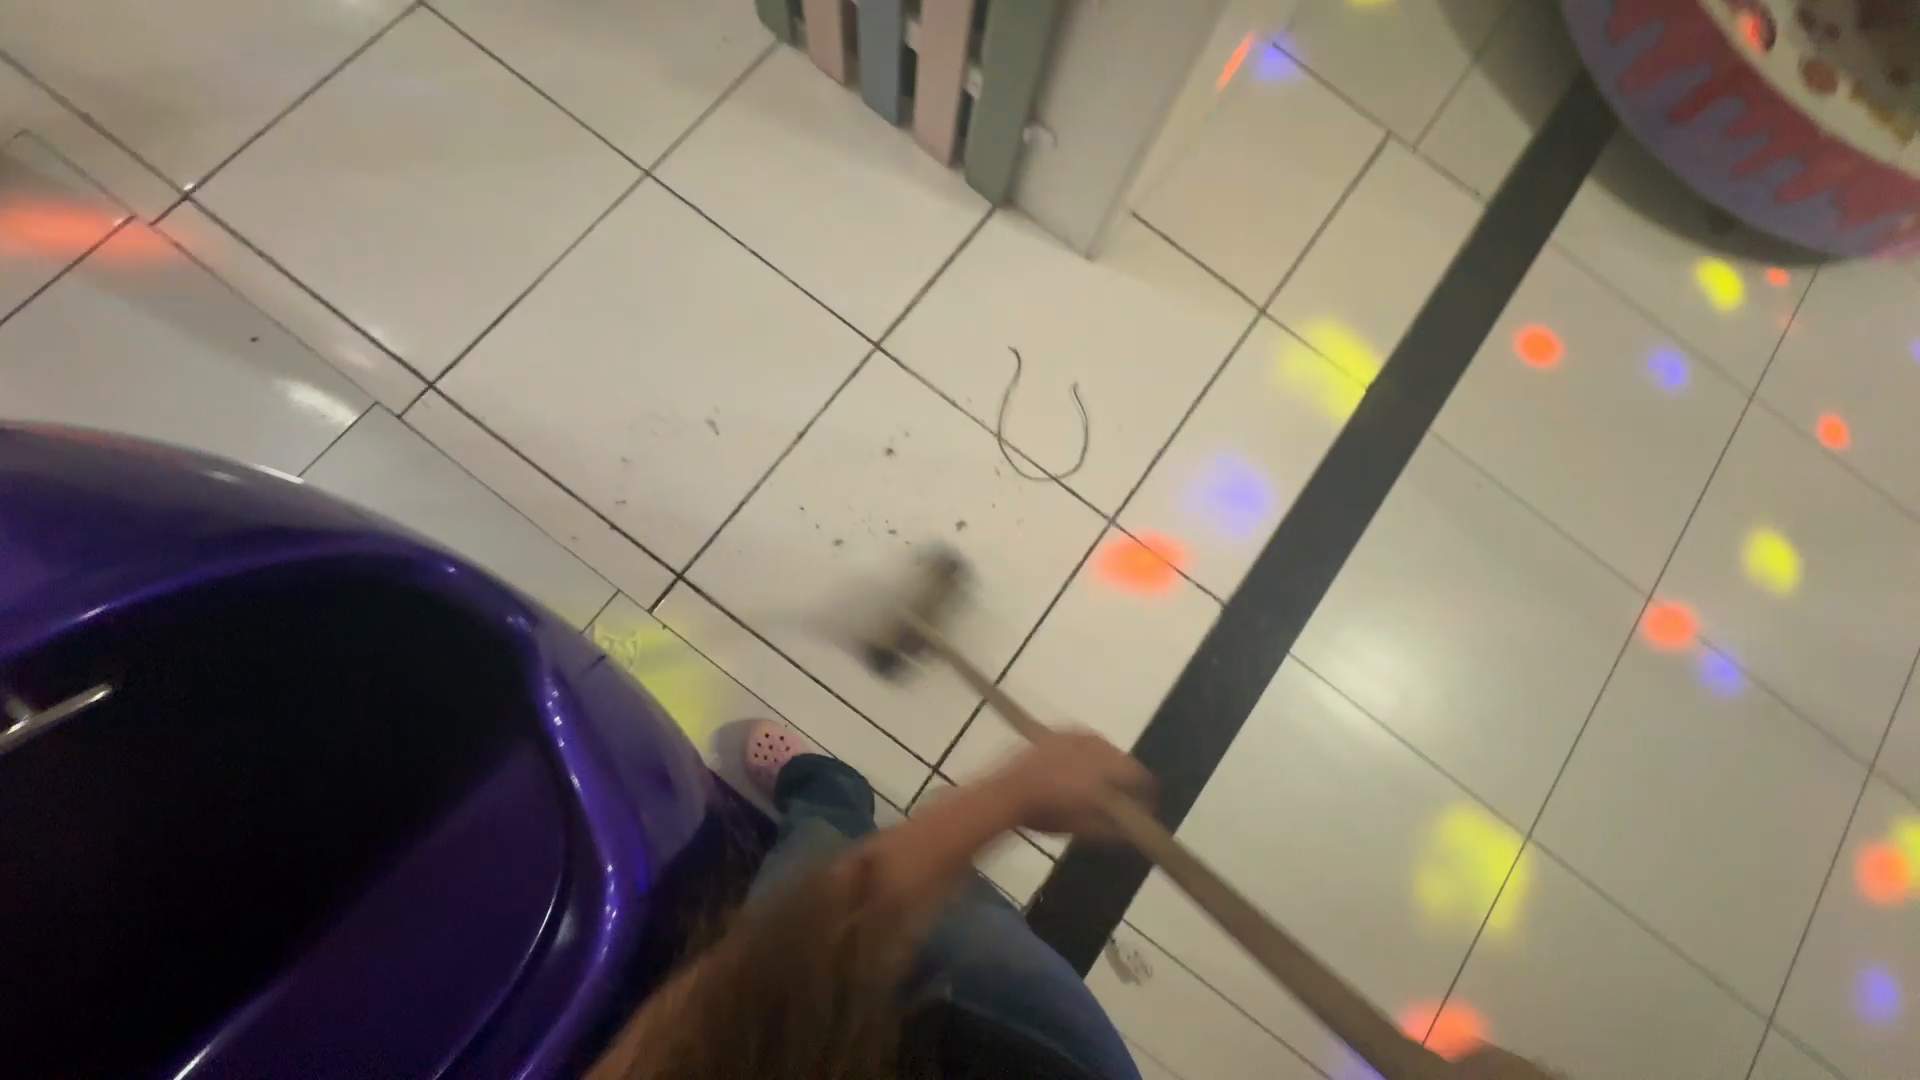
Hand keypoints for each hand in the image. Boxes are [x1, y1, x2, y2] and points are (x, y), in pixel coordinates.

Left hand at [985, 729, 1153, 838]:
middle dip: (1127, 775)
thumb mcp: (1085, 827)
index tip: (1146, 803)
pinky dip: (1090, 748)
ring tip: (1106, 778)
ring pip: (1103, 745)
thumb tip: (1136, 830)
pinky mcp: (1058, 732)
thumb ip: (1116, 828)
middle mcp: (1093, 747)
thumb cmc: (1047, 813)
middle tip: (1126, 793)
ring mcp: (1074, 736)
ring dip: (1110, 760)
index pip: (1138, 776)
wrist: (1008, 791)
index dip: (1145, 791)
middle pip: (1122, 758)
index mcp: (1105, 769)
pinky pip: (1083, 736)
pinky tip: (1083, 761)